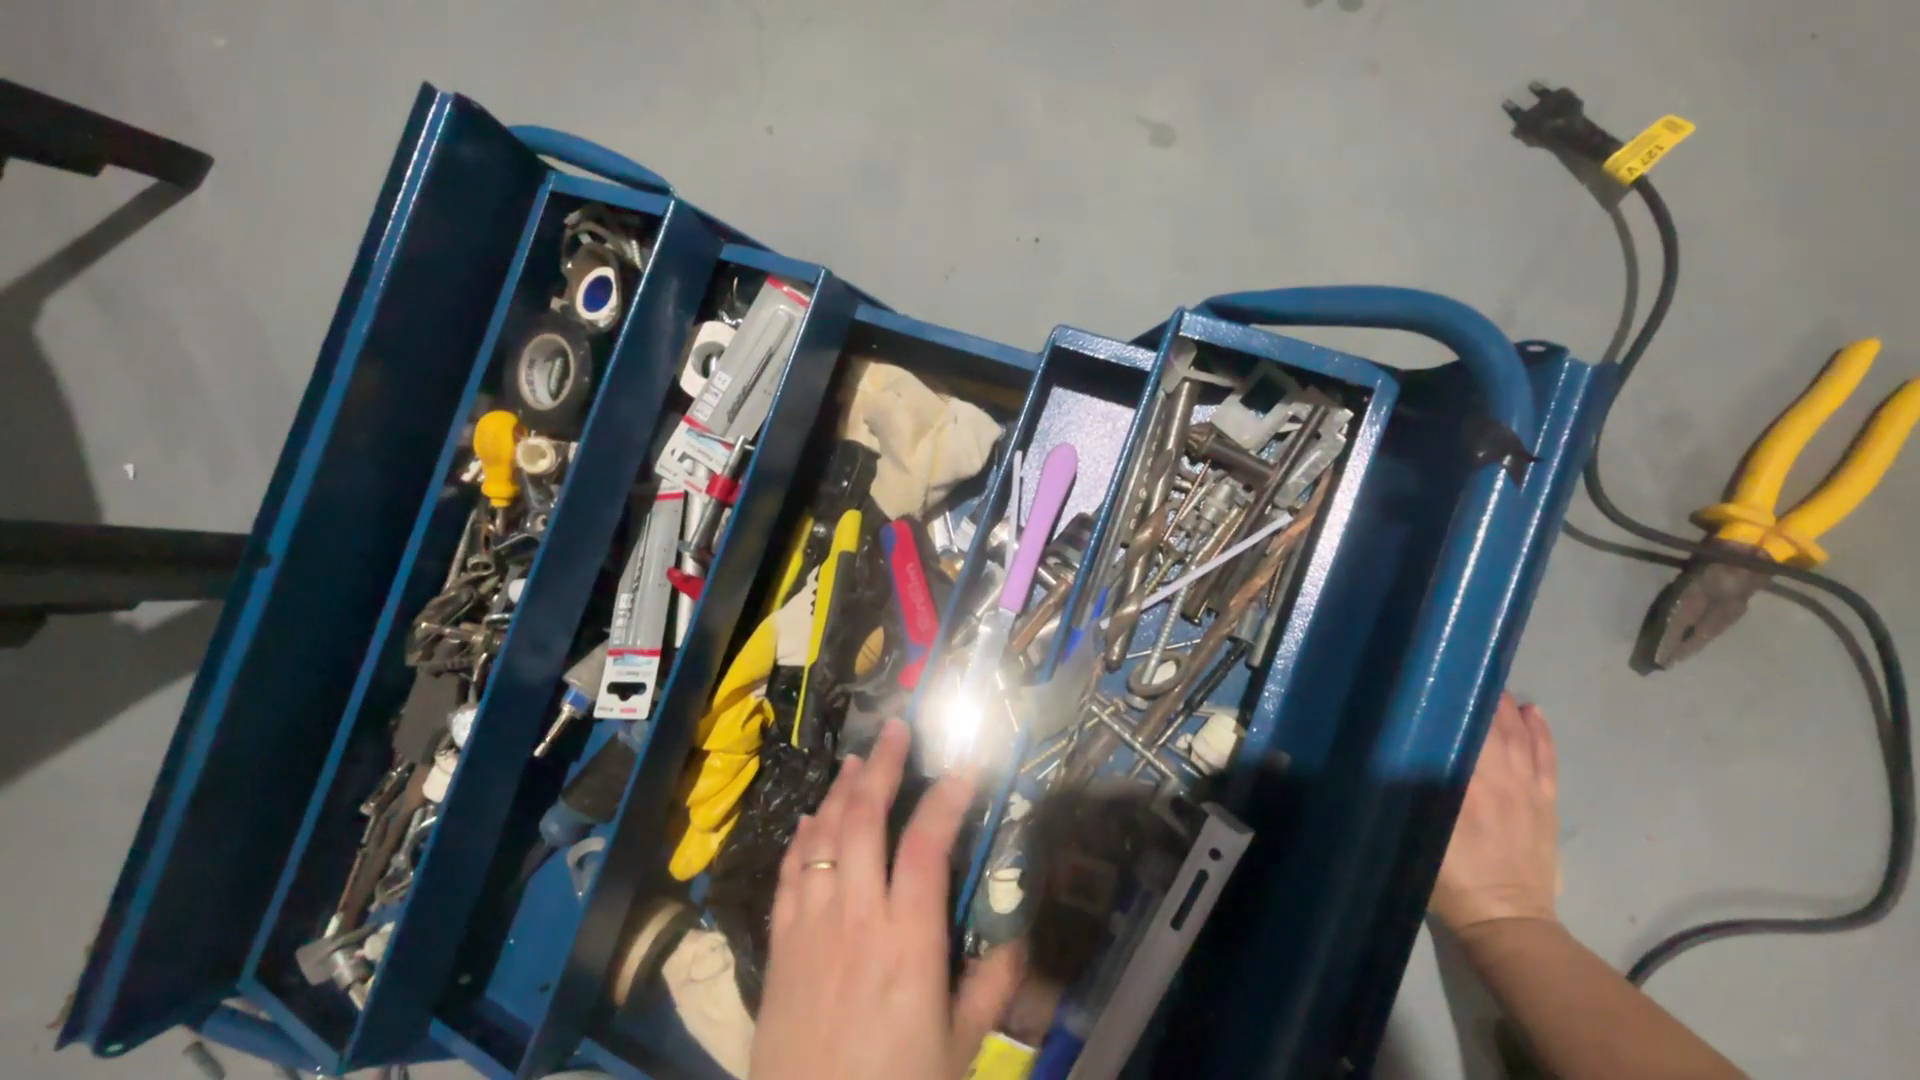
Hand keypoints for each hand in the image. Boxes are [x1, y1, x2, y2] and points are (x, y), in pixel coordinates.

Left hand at [750, 718, 1024, 1079]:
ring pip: (823, 837)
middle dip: (883, 768)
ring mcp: (811, 927)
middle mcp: (856, 918)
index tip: (965, 768)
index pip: (927, 846)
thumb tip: (1016, 935)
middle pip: (865, 822)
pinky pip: (789, 874)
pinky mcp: (779, 945)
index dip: (947, 799)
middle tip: (896, 730)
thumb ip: (990, 986)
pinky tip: (810, 817)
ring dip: (841, 792)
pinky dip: (802, 837)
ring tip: (858, 759)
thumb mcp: (959, 1047)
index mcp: (908, 941)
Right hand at [1431, 693, 1559, 932]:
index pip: (1461, 733)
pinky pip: (1546, 759)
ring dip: (1508, 709)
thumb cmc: (1452, 882)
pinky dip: (1541, 733)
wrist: (1507, 921)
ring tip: (1491, 683)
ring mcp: (1529, 792)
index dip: (1451, 704)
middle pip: (1492, 728)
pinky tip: (1533, 712)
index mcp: (1468, 788)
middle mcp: (1501, 781)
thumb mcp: (1420, 837)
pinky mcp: (1546, 805)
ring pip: (1520, 737)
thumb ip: (1413, 798)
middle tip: (1460, 671)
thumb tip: (1394, 758)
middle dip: (1479, 698)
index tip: (1436, 678)